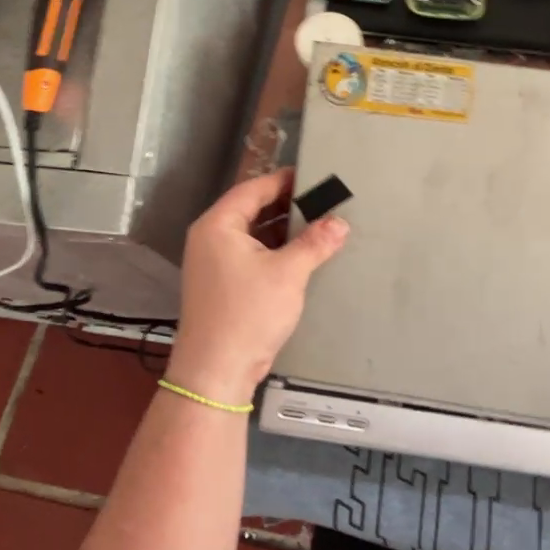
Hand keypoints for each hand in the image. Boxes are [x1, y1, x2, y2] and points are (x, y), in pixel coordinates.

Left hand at [165, 170, 349, 405]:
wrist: (216, 372)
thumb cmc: (247, 314)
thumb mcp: (289, 273)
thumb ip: (315, 243)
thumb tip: (339, 223)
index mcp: (218, 225)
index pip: (253, 189)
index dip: (283, 180)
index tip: (312, 176)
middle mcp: (210, 239)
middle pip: (252, 210)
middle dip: (287, 206)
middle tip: (321, 201)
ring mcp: (214, 264)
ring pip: (254, 235)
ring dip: (283, 231)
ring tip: (318, 226)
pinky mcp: (222, 285)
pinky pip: (252, 255)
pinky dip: (275, 251)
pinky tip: (302, 256)